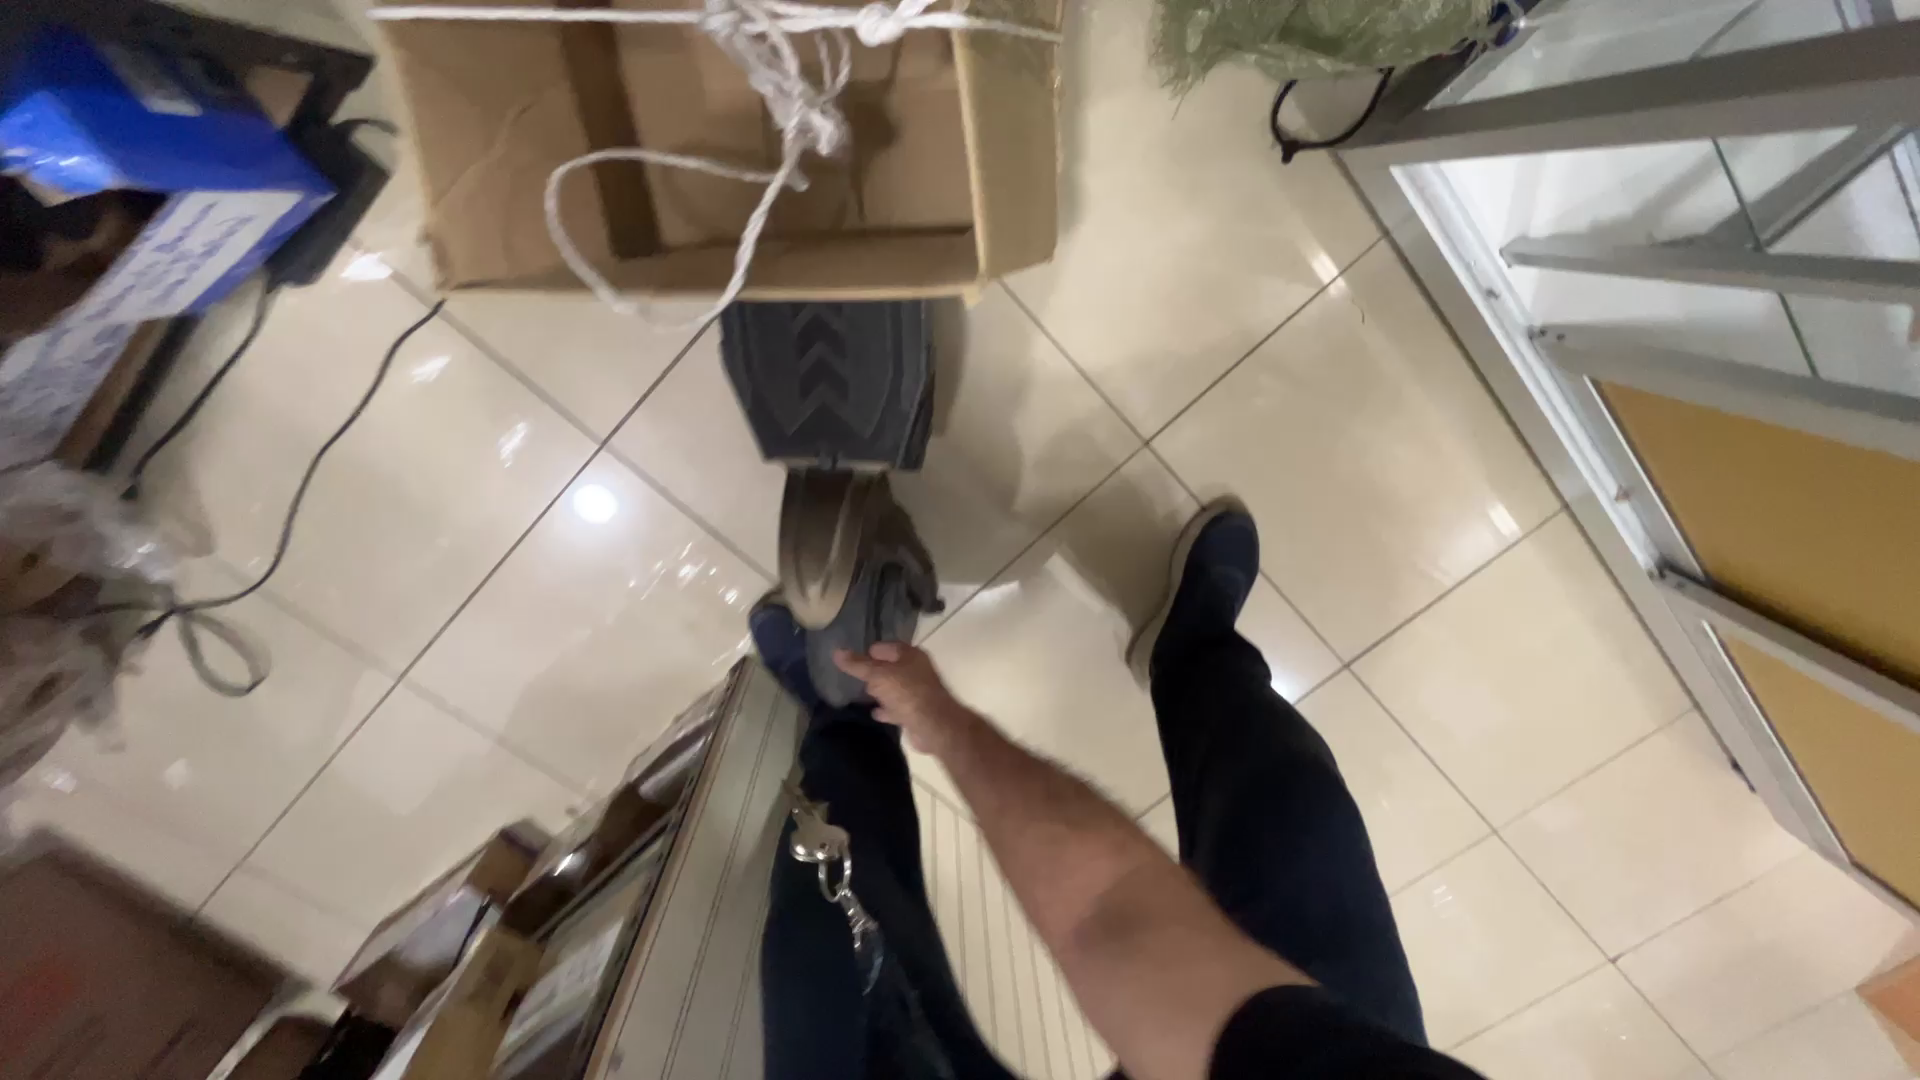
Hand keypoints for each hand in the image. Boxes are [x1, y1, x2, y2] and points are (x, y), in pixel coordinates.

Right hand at [833, 643, 975, 753]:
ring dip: (881, 690)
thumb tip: (836, 651)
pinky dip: (887, 709)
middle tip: (855, 676)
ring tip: (861, 693)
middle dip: (875, 671)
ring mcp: (918, 691)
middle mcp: (916, 670)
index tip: (853, 658)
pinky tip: (874, 713)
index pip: (887, 646)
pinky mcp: (916, 711)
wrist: (933, 725)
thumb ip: (858, 665)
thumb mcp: (877, 675)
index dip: (871, 650)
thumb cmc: (906, 692)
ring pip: (894, 687)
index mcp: (911, 655)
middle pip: (891, 666)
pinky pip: (897, 707)